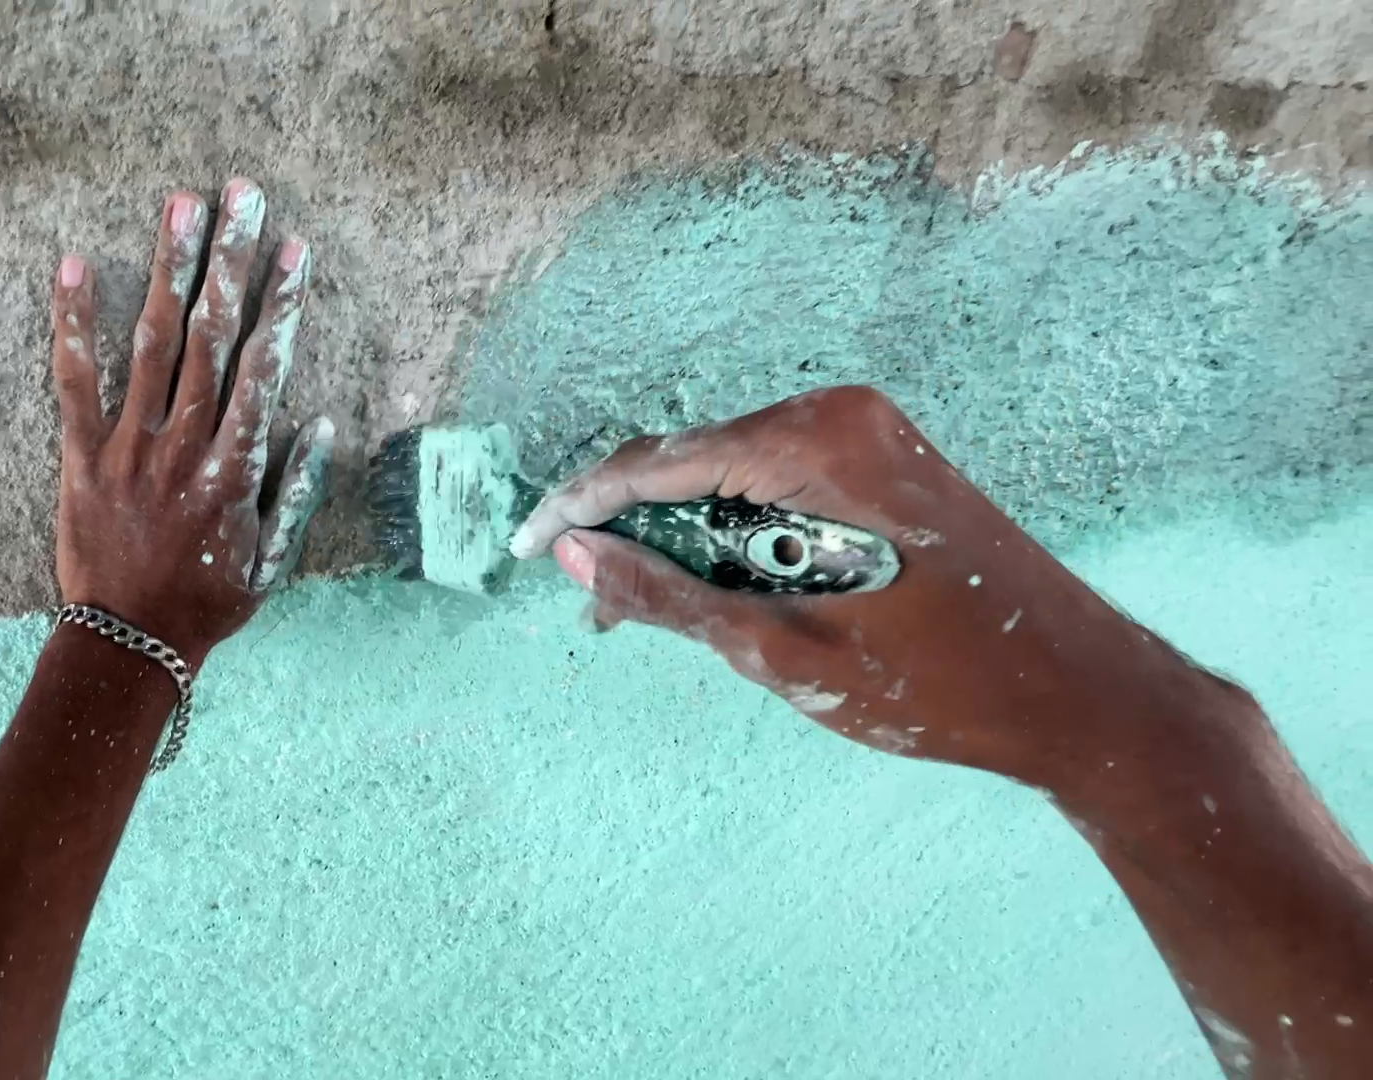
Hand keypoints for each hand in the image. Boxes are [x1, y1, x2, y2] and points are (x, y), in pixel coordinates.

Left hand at [50, 179, 332, 664]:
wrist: (130, 640)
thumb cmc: (210, 602)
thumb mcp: (274, 560)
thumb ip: (297, 492)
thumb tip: (320, 426)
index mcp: (236, 470)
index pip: (264, 370)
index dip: (282, 305)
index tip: (295, 250)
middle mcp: (185, 446)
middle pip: (212, 338)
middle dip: (231, 261)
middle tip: (242, 195)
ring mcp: (130, 447)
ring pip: (152, 344)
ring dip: (168, 269)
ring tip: (181, 206)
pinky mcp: (82, 457)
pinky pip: (73, 382)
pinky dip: (73, 323)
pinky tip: (77, 265)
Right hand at [510, 386, 1220, 788]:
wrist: (1089, 699)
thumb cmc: (937, 685)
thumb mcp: (779, 648)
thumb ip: (665, 595)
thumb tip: (572, 556)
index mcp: (813, 443)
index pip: (656, 463)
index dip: (580, 506)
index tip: (528, 544)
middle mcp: (830, 415)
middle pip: (684, 465)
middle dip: (626, 531)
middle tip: (591, 602)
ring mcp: (855, 432)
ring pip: (717, 478)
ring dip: (672, 539)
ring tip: (636, 607)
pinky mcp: (867, 459)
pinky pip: (760, 486)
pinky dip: (721, 535)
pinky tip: (702, 582)